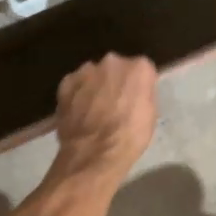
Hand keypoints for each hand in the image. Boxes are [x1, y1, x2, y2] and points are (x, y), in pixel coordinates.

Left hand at [53, 54, 158, 180]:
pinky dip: (77, 94)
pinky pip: (75, 85)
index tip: (135, 98)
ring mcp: (86, 70)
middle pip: (116, 68)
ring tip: (94, 110)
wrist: (93, 154)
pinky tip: (79, 112)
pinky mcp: (66, 82)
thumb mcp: (150, 115)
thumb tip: (135, 91)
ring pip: (94, 74)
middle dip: (115, 81)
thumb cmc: (129, 137)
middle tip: (114, 103)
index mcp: (139, 68)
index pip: (142, 70)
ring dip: (95, 86)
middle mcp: (112, 61)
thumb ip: (143, 94)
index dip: (138, 85)